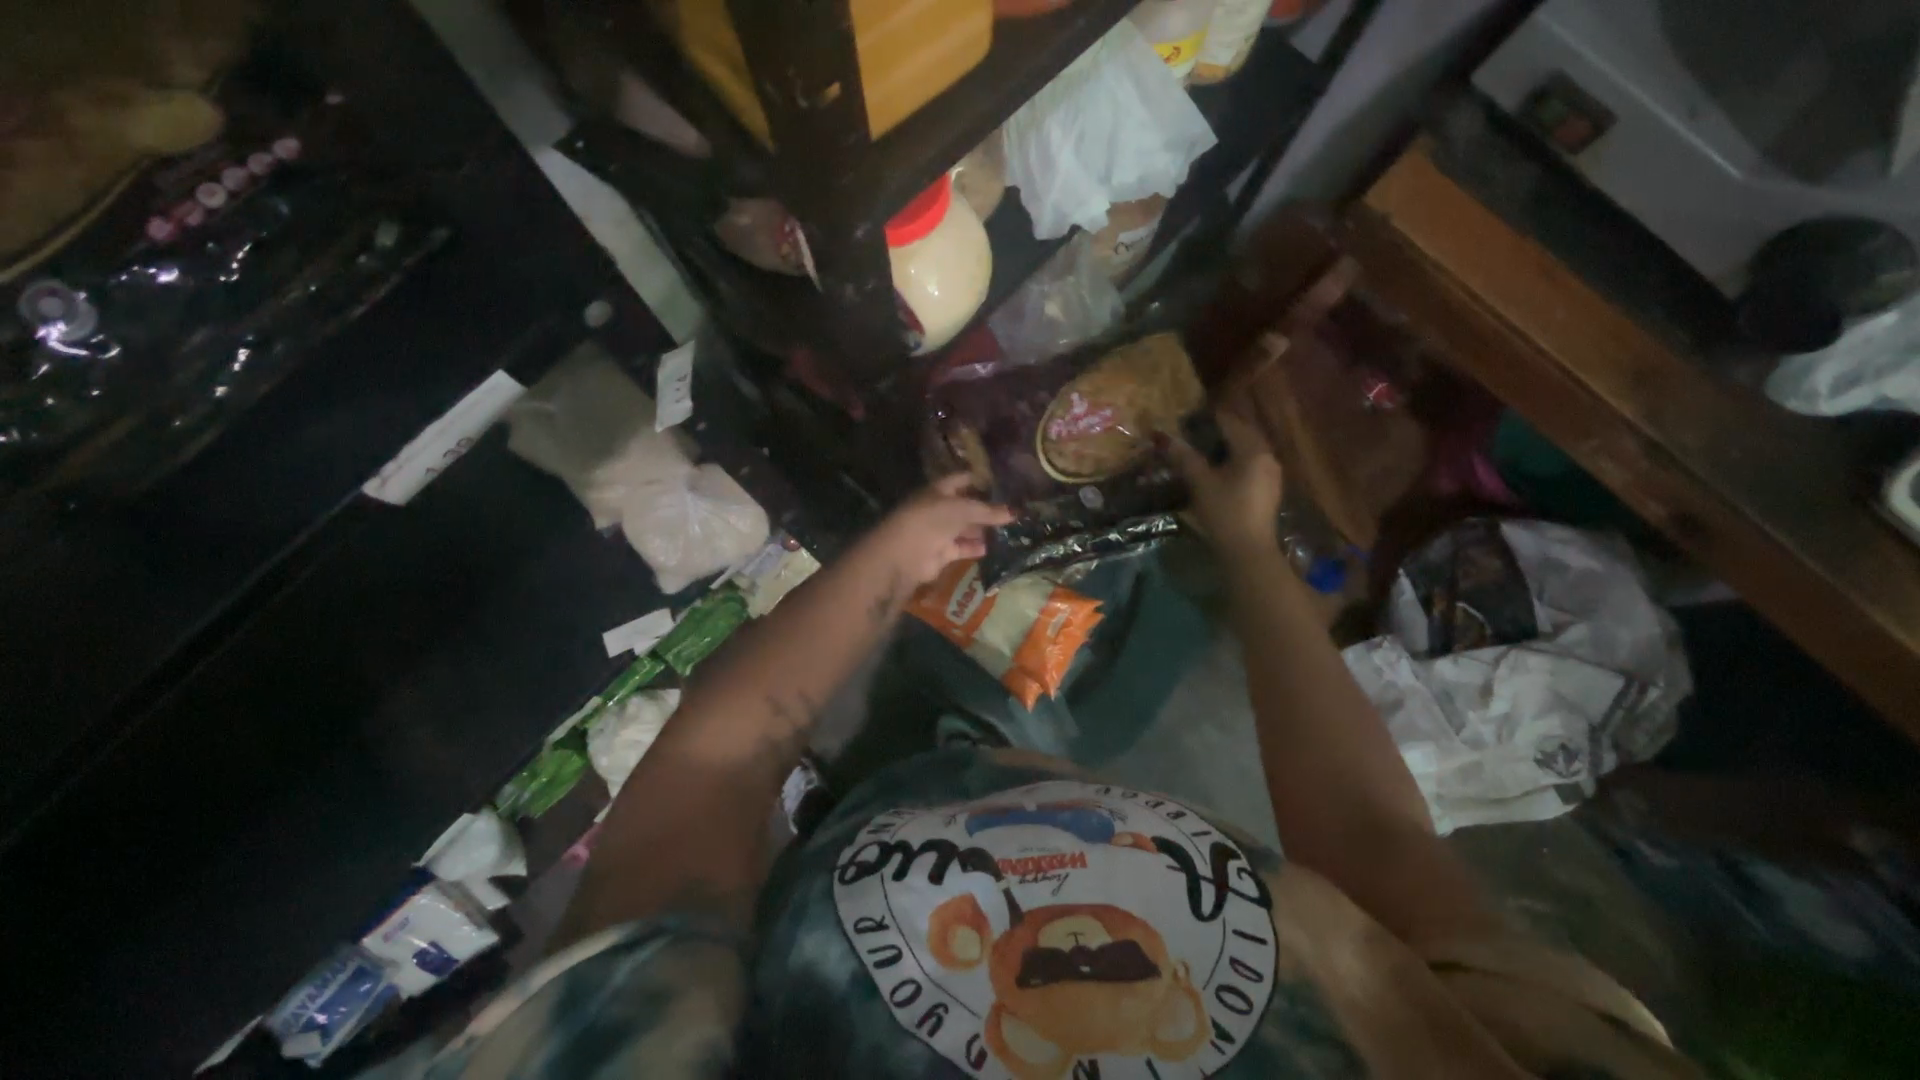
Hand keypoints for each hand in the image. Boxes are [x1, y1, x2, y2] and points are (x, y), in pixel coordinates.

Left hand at [871, 474, 1015, 585]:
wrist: (905, 554)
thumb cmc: (931, 520)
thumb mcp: (963, 509)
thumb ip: (988, 511)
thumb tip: (1014, 512)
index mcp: (939, 490)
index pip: (962, 479)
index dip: (980, 479)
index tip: (1004, 483)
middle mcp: (939, 508)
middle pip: (966, 505)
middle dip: (986, 507)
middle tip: (1014, 509)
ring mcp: (939, 531)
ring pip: (966, 528)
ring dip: (983, 529)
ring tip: (1010, 529)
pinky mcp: (942, 552)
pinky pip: (963, 547)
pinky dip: (976, 547)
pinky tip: (994, 547)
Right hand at [1163, 409, 1283, 559]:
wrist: (1248, 551)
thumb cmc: (1224, 512)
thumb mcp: (1200, 482)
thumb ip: (1183, 457)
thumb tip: (1163, 437)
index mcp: (1253, 449)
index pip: (1229, 422)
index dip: (1206, 418)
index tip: (1186, 419)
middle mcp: (1267, 456)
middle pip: (1241, 434)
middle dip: (1218, 432)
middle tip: (1192, 434)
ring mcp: (1272, 474)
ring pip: (1247, 450)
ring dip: (1227, 447)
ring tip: (1203, 452)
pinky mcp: (1270, 490)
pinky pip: (1251, 465)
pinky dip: (1235, 462)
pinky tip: (1219, 472)